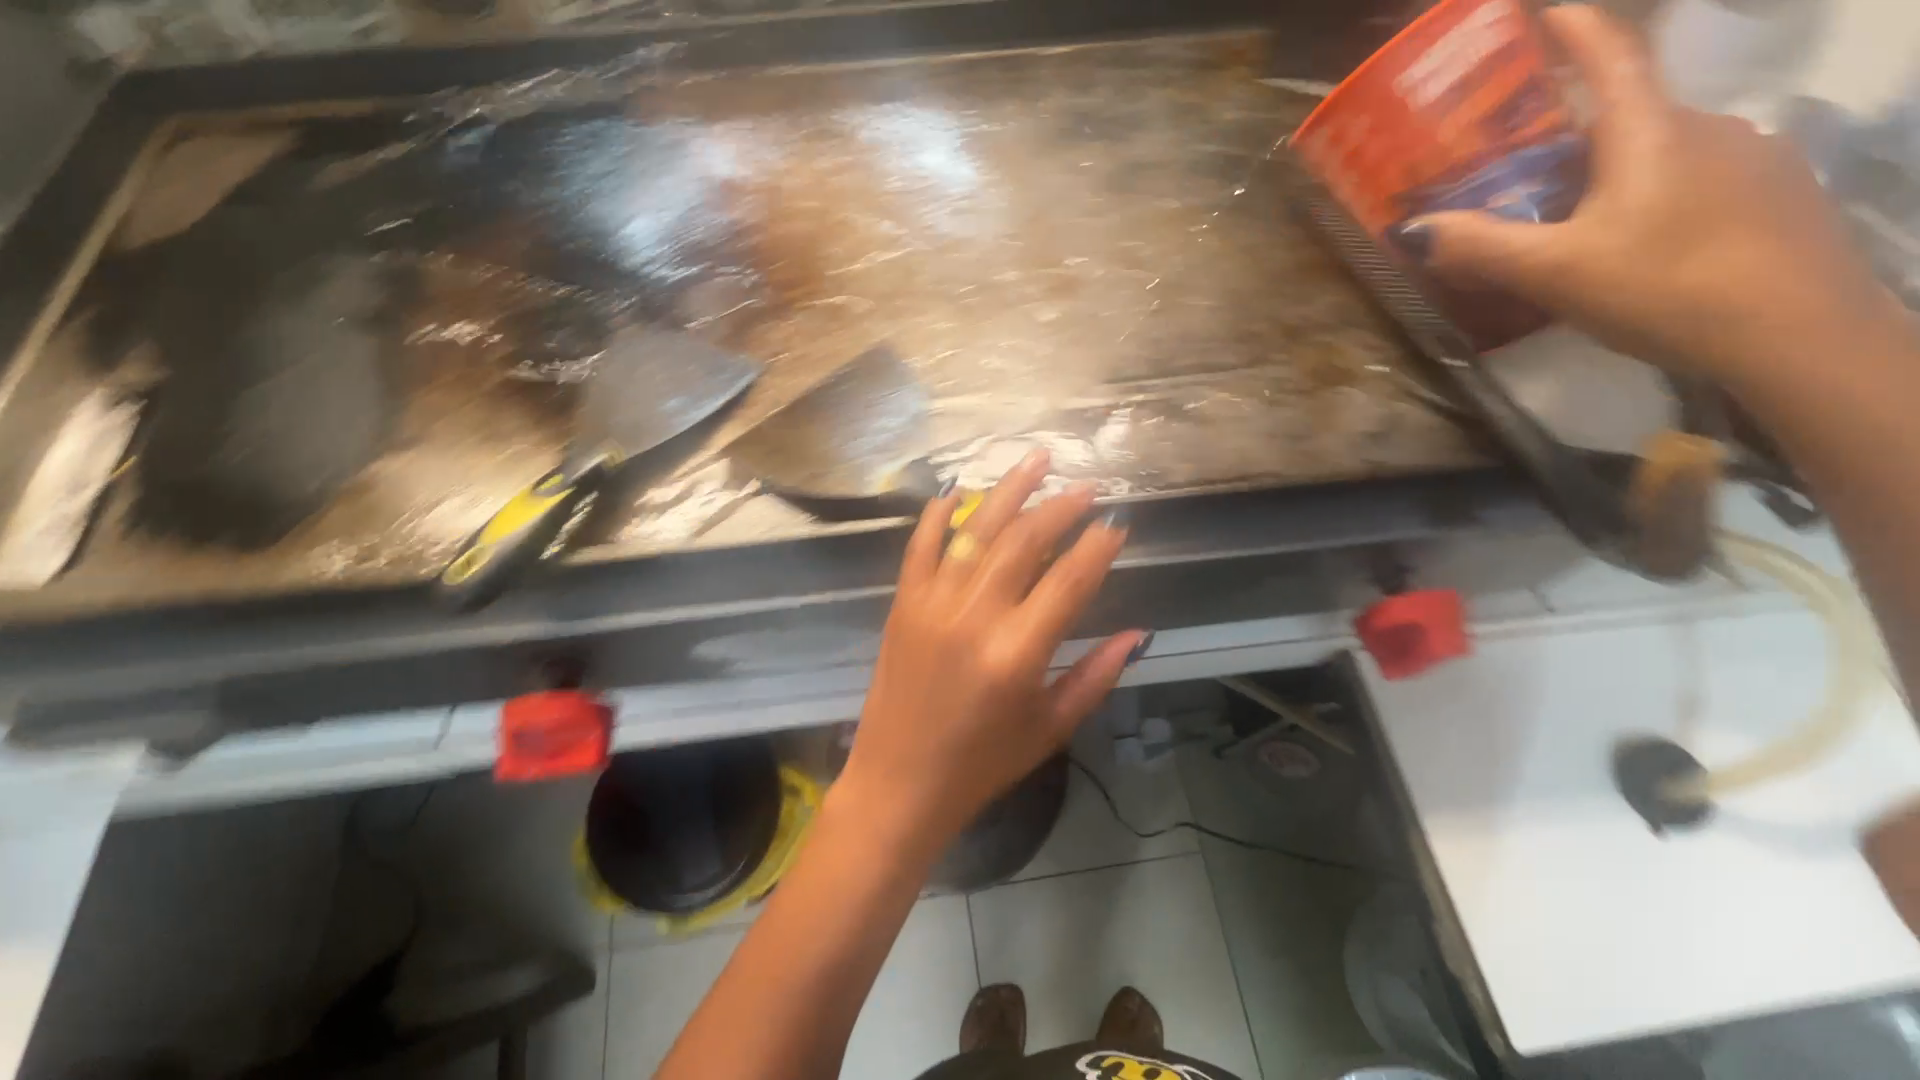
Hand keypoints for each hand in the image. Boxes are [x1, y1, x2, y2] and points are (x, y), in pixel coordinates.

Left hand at [838, 448, 1145, 843]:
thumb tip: (1139, 633)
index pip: (1069, 580)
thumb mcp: (1050, 727)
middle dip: (1060, 507)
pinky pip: (921, 546)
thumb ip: (1096, 675)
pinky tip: (959, 490)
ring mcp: (932, 605)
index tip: (1118, 524)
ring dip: (1008, 491)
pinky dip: (939, 515)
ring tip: (1037, 460)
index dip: (1098, 546)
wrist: (897, 784)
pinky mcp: (902, 605)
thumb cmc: (982, 764)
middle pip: (1024, 541)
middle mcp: (974, 617)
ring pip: (975, 530)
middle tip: (1087, 488)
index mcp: (1018, 653)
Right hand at [1403, 5, 1904, 384]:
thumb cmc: (1666, 286)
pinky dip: (1661, 201)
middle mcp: (1707, 127)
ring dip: (1618, 177)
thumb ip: (1482, 249)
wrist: (1799, 333)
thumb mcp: (1556, 273)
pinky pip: (1701, 183)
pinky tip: (1647, 252)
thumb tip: (1413, 232)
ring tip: (1579, 230)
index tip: (1545, 13)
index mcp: (1650, 131)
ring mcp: (1752, 159)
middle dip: (1575, 141)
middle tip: (1528, 180)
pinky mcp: (1779, 197)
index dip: (1575, 30)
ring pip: (1665, 155)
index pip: (1611, 56)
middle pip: (1628, 118)